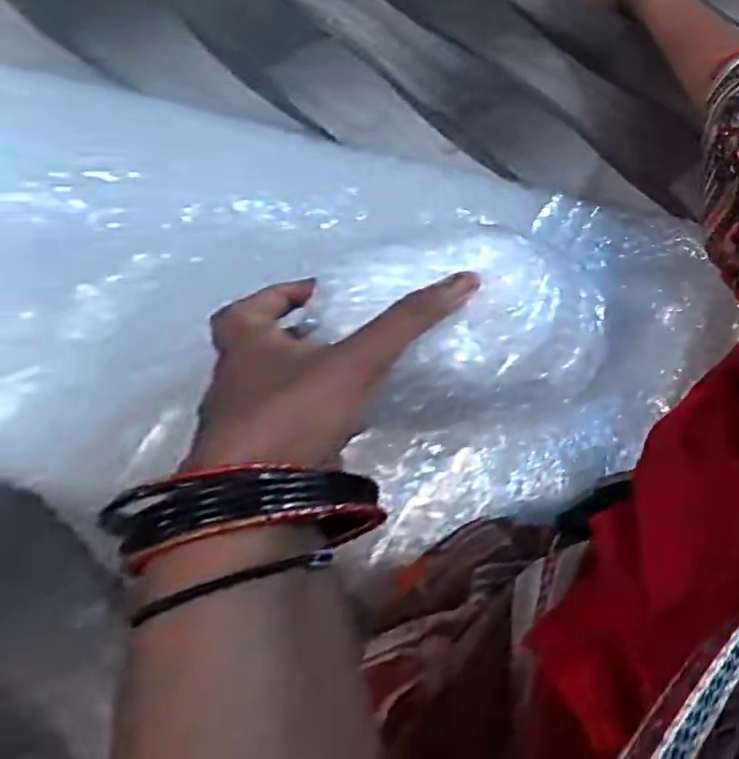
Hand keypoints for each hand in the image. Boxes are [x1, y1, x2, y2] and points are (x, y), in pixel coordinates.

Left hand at [182, 273, 479, 471]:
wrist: (261, 494)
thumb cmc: (296, 412)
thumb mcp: (360, 357)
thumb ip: (410, 319)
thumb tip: (464, 278)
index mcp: (246, 349)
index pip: (246, 310)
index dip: (281, 295)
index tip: (323, 292)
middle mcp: (240, 380)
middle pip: (266, 345)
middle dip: (308, 331)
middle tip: (354, 324)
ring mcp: (252, 418)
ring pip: (285, 380)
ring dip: (320, 368)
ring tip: (368, 361)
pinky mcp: (273, 446)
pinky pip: (302, 413)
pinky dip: (329, 404)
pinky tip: (363, 406)